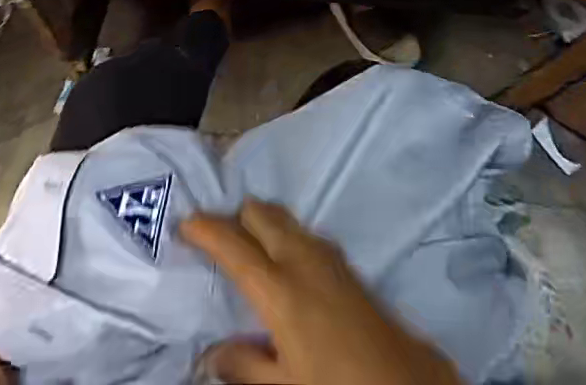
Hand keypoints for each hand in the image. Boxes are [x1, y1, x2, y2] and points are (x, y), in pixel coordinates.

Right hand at [181, 199, 462, 384]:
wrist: (399, 375)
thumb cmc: (333, 381)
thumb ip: (243, 364)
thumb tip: (212, 353)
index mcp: (279, 289)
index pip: (236, 247)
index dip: (209, 231)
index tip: (186, 221)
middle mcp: (303, 260)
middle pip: (264, 217)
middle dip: (236, 216)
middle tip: (211, 226)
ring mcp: (328, 256)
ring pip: (287, 220)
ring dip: (262, 220)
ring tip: (241, 233)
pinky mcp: (345, 263)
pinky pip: (305, 233)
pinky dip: (284, 231)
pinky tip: (281, 249)